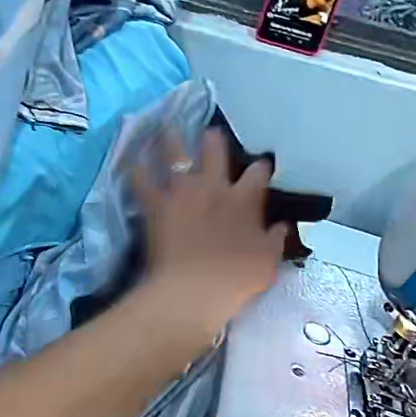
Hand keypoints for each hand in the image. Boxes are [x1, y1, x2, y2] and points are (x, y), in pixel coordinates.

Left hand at [132, 127, 287, 337]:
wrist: (195, 288)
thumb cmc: (237, 278)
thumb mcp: (268, 261)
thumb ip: (275, 240)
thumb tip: (282, 226)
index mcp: (244, 199)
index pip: (257, 173)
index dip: (260, 167)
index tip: (262, 165)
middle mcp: (214, 187)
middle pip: (213, 152)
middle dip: (212, 140)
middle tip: (209, 131)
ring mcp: (182, 193)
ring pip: (175, 155)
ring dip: (171, 140)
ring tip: (167, 127)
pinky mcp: (156, 205)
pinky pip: (142, 181)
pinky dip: (137, 170)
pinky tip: (133, 160)